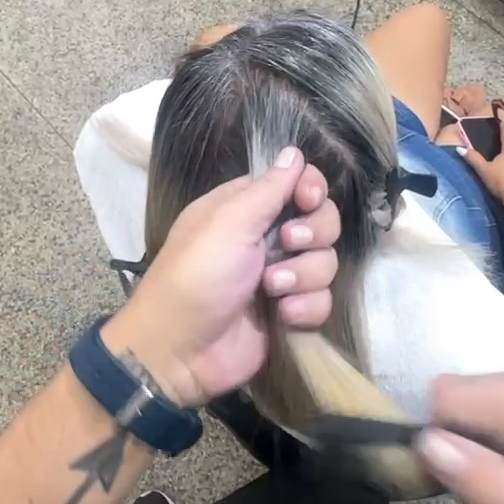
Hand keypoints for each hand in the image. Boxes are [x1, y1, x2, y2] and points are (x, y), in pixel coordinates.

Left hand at [101, 147, 340, 407]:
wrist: (179, 351)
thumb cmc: (197, 275)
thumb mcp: (228, 223)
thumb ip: (268, 188)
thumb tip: (295, 152)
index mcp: (246, 207)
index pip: (296, 181)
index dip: (311, 187)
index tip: (308, 198)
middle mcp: (266, 236)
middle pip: (321, 219)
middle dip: (312, 232)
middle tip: (288, 242)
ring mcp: (280, 275)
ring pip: (324, 261)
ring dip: (302, 274)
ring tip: (271, 289)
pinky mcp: (290, 313)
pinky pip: (321, 300)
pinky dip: (305, 308)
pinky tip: (281, 317)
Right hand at [417, 366, 503, 503]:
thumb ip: (483, 484)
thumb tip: (424, 442)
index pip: (444, 394)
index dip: (438, 434)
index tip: (456, 477)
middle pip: (461, 387)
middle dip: (460, 432)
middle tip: (489, 485)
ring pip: (478, 389)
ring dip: (479, 430)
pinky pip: (502, 391)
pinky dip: (499, 423)